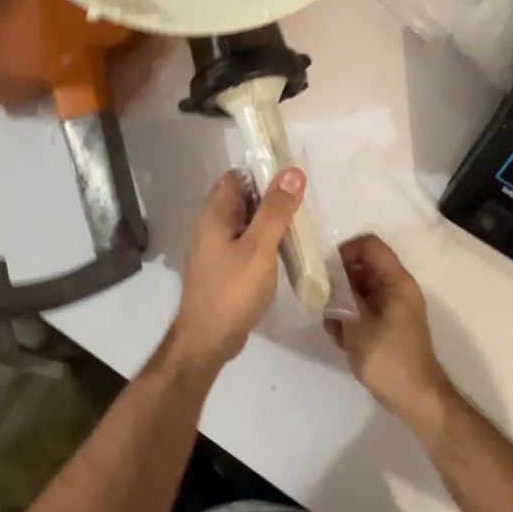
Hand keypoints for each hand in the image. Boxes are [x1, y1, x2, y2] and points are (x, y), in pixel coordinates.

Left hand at [166, 168, 306, 373]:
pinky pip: (246, 243)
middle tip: (305, 200)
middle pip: (242, 198)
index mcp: (215, 215)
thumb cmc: (232, 290)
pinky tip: (286, 250)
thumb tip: (292, 172)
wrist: (207, 340)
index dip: (262, 172)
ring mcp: (216, 248)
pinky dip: (264, 241)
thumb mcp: (259, 248)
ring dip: (270, 221)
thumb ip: (275, 211)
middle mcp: (211, 226)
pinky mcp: (224, 267)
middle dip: (271, 197)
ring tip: (302, 223)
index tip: (293, 178)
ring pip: (246, 222)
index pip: (236, 177)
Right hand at [327, 235, 456, 430]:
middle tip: (320, 297)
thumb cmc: (390, 361)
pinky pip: (363, 307)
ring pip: (360, 288)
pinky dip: (349, 316)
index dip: (344, 251)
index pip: (369, 246)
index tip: (324, 271)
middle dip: (338, 278)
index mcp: (397, 282)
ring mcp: (392, 307)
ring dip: (341, 300)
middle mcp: (396, 289)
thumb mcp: (358, 327)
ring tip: (330, 322)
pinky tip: (339, 336)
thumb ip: (341, 300)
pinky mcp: (386, 324)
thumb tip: (327, 282)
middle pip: (362, 266)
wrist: (416, 399)